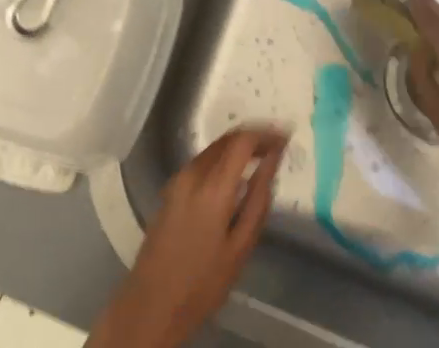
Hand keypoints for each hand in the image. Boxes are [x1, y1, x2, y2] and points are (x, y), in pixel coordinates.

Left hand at [88, 126, 286, 347]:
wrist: (152, 304)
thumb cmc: (203, 282)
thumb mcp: (240, 246)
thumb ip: (258, 200)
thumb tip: (271, 163)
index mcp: (212, 187)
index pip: (242, 141)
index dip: (266, 134)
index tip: (286, 138)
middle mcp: (192, 175)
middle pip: (226, 140)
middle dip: (253, 137)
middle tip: (277, 145)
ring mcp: (177, 182)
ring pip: (212, 150)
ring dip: (237, 147)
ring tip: (262, 159)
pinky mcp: (170, 192)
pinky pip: (201, 163)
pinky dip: (222, 160)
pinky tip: (235, 177)